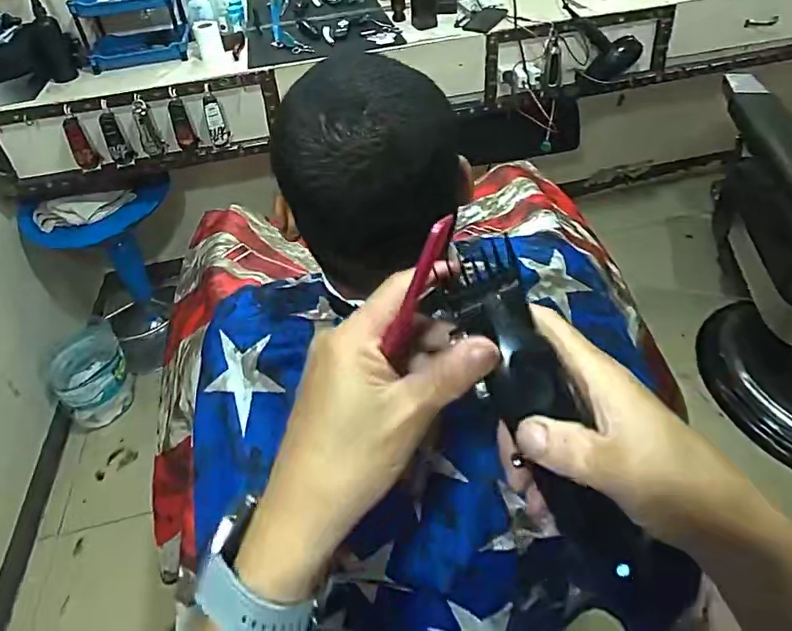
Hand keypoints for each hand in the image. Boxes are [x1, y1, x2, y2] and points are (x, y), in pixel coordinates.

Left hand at [232, 269, 499, 602]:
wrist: (300, 517)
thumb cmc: (354, 457)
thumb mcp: (410, 412)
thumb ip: (451, 372)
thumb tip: (491, 342)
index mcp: (352, 335)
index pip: (397, 287)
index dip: (432, 276)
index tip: (466, 274)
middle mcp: (339, 339)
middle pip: (398, 318)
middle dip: (435, 333)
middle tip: (469, 358)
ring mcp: (334, 364)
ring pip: (391, 345)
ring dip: (422, 359)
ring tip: (449, 386)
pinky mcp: (335, 387)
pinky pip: (377, 365)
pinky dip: (403, 374)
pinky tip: (422, 398)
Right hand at [512, 305, 758, 549]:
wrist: (719, 523)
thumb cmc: (670, 478)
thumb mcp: (614, 465)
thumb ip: (566, 446)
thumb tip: (519, 430)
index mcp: (598, 374)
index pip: (550, 326)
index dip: (515, 318)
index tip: (475, 335)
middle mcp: (592, 387)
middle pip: (535, 379)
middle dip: (512, 414)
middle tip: (505, 459)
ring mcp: (596, 417)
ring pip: (543, 418)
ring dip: (528, 453)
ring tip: (526, 495)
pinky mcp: (600, 446)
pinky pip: (559, 447)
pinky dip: (546, 471)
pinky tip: (543, 506)